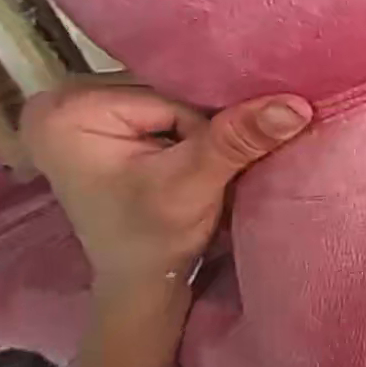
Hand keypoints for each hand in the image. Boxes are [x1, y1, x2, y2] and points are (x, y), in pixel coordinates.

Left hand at [21, 81, 313, 295]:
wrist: (144, 280)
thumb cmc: (152, 240)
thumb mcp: (193, 186)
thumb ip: (237, 139)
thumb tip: (296, 103)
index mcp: (68, 109)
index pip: (171, 91)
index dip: (205, 122)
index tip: (215, 157)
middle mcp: (69, 97)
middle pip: (175, 86)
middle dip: (209, 118)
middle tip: (222, 155)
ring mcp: (89, 106)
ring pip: (181, 94)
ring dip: (210, 121)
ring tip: (217, 154)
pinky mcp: (111, 118)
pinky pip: (175, 104)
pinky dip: (200, 126)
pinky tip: (207, 149)